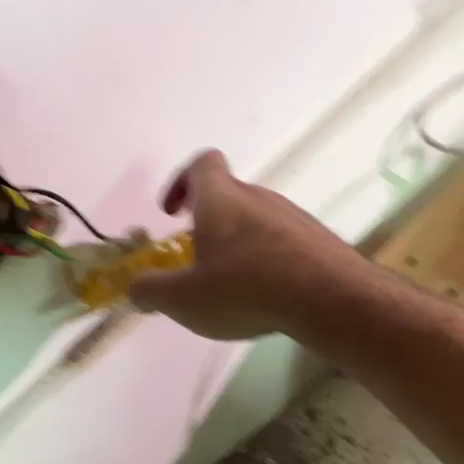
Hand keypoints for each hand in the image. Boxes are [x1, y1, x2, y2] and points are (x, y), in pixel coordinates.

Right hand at [129, 151, 373, 340]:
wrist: (328, 299)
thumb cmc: (245, 290)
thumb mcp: (184, 299)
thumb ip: (152, 291)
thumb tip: (135, 288)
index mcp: (221, 199)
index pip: (201, 164)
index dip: (182, 182)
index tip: (172, 213)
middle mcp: (259, 197)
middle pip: (230, 197)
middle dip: (210, 225)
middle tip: (200, 262)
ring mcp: (294, 218)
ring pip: (258, 223)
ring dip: (241, 246)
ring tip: (235, 287)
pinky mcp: (319, 242)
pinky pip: (285, 245)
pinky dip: (270, 263)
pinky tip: (269, 297)